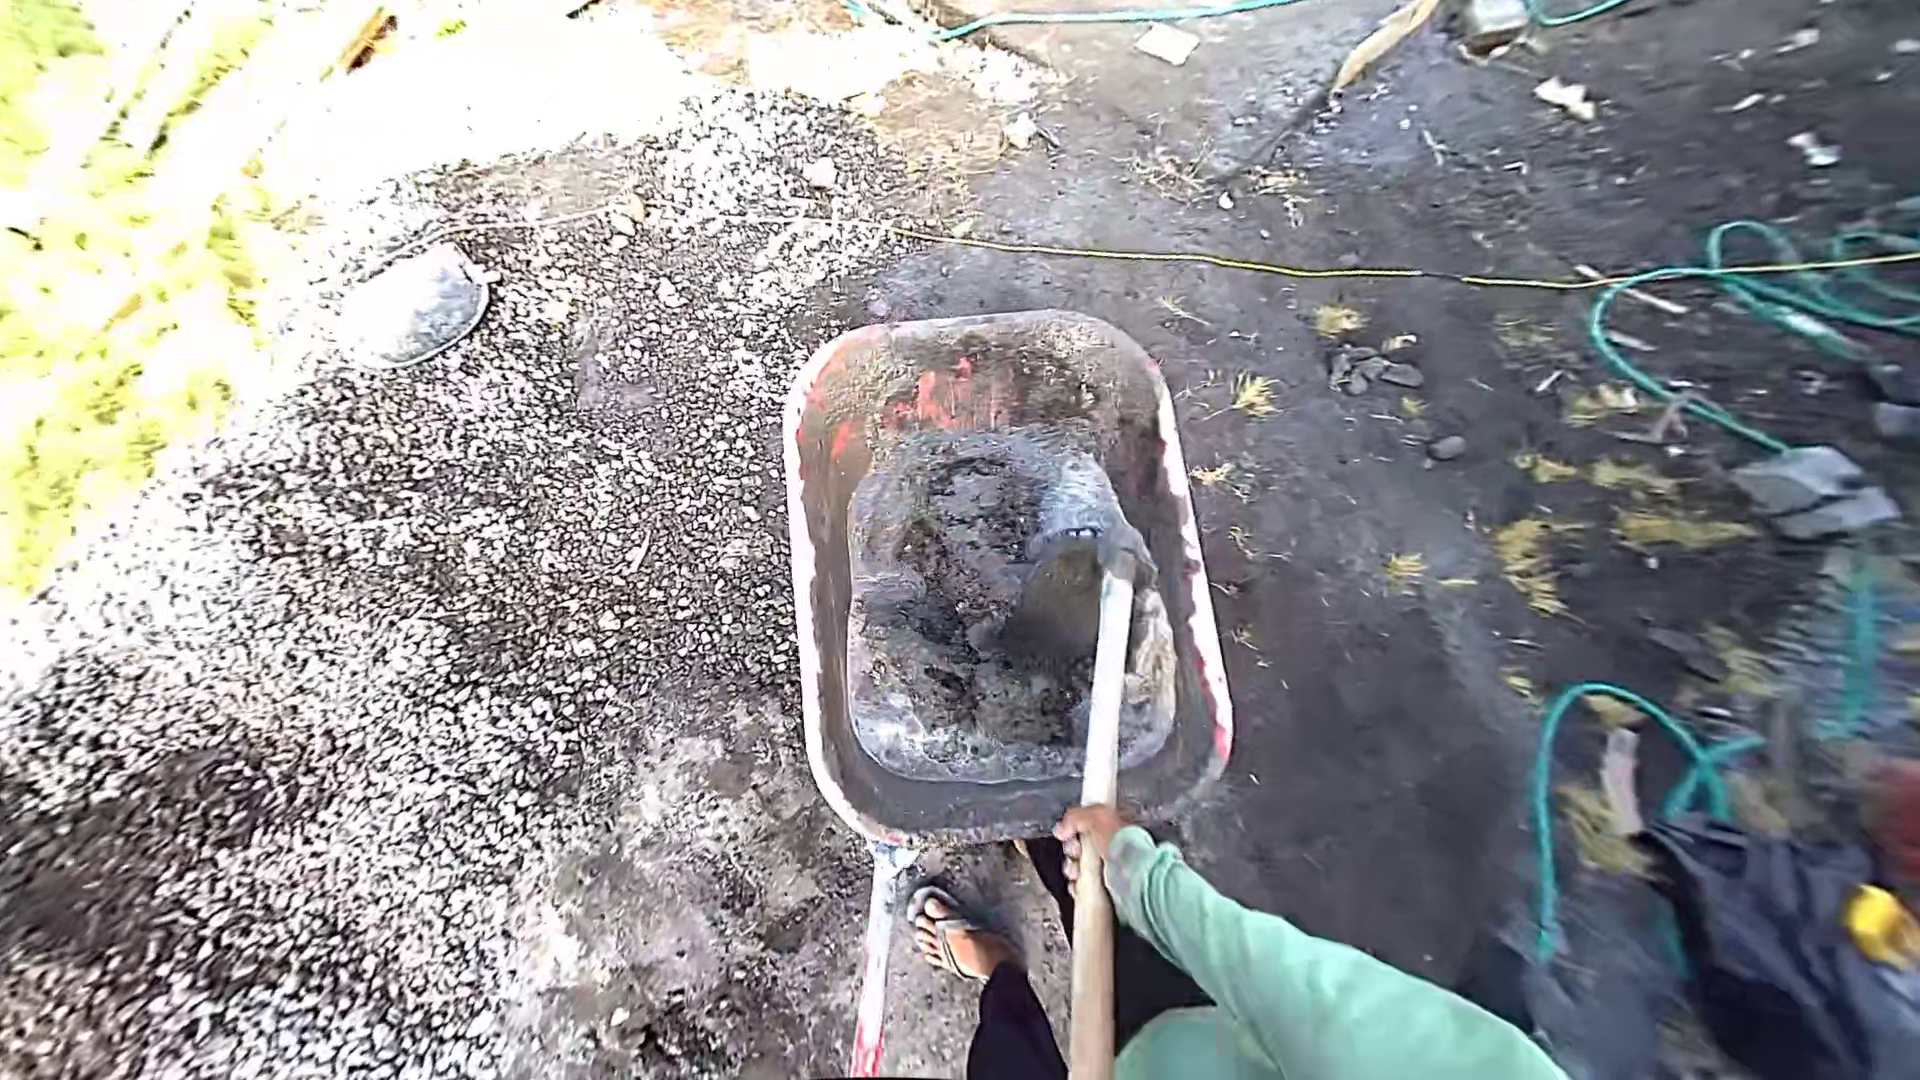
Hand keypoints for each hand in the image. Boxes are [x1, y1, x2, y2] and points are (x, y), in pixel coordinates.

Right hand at [1054, 805, 1127, 895]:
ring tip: (1077, 872)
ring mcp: (1107, 868)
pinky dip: (1076, 885)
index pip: (1084, 823)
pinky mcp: (1104, 888)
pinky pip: (1082, 885)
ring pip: (1077, 865)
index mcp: (1111, 825)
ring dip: (1071, 868)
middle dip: (1071, 849)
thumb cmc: (1120, 843)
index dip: (1073, 827)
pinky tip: (1079, 884)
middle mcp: (1109, 845)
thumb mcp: (1096, 817)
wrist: (1134, 876)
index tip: (1070, 833)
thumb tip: (1061, 830)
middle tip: (1077, 853)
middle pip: (1078, 844)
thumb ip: (1074, 817)